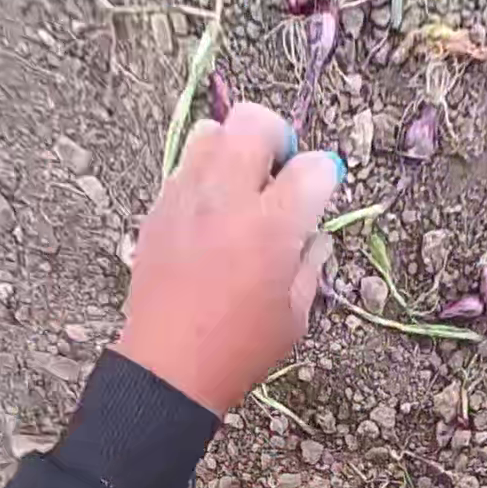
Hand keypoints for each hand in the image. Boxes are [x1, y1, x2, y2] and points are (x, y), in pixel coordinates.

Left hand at [115, 103, 343, 413]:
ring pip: (213, 131)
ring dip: (237, 149)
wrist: (172, 365)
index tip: (325, 189)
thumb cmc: (242, 349)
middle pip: (255, 122)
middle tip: (282, 172)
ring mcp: (187, 197)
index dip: (326, 175)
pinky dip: (208, 174)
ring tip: (244, 188)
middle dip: (279, 138)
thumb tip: (316, 237)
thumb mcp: (295, 317)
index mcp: (273, 228)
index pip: (312, 170)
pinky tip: (215, 215)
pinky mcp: (159, 208)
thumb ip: (311, 266)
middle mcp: (228, 198)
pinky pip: (186, 165)